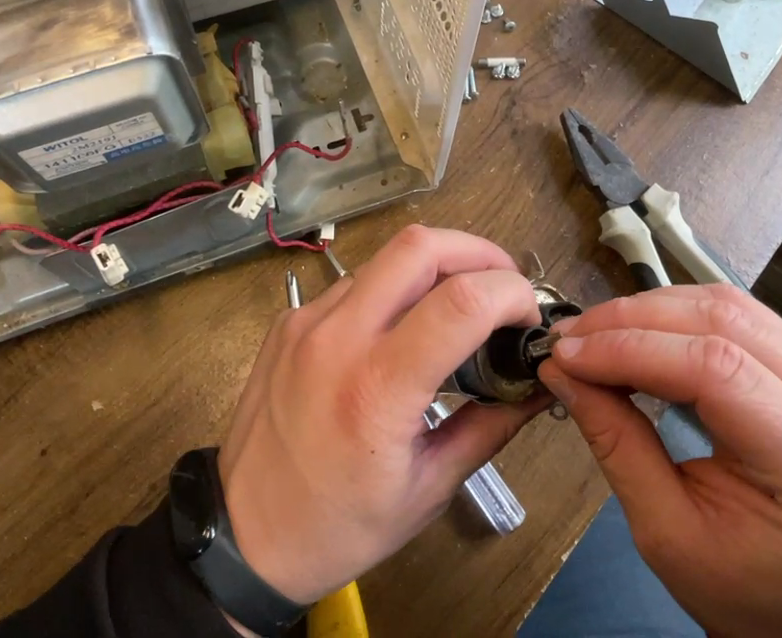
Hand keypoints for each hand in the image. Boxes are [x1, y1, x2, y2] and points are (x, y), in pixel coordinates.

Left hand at [218, 225, 549, 606]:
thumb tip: (541, 385)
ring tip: (460, 306)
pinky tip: (404, 328)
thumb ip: (491, 427)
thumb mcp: (428, 489)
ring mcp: (307, 321)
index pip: (461, 301)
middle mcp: (338, 337)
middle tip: (503, 286)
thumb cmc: (340, 526)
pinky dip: (394, 289)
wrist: (240, 535)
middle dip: (477, 252)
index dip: (511, 295)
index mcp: (377, 388)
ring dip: (435, 268)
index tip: (528, 318)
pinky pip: (355, 282)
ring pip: (386, 258)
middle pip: (419, 246)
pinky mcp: (289, 320)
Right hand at [539, 285, 781, 637]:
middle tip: (571, 336)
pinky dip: (682, 315)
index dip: (633, 349)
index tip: (567, 353)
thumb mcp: (665, 534)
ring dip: (655, 309)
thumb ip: (616, 443)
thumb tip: (561, 369)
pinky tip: (641, 331)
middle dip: (634, 320)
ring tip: (597, 332)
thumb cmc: (740, 593)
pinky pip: (747, 320)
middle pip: (728, 324)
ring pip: (736, 309)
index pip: (718, 371)